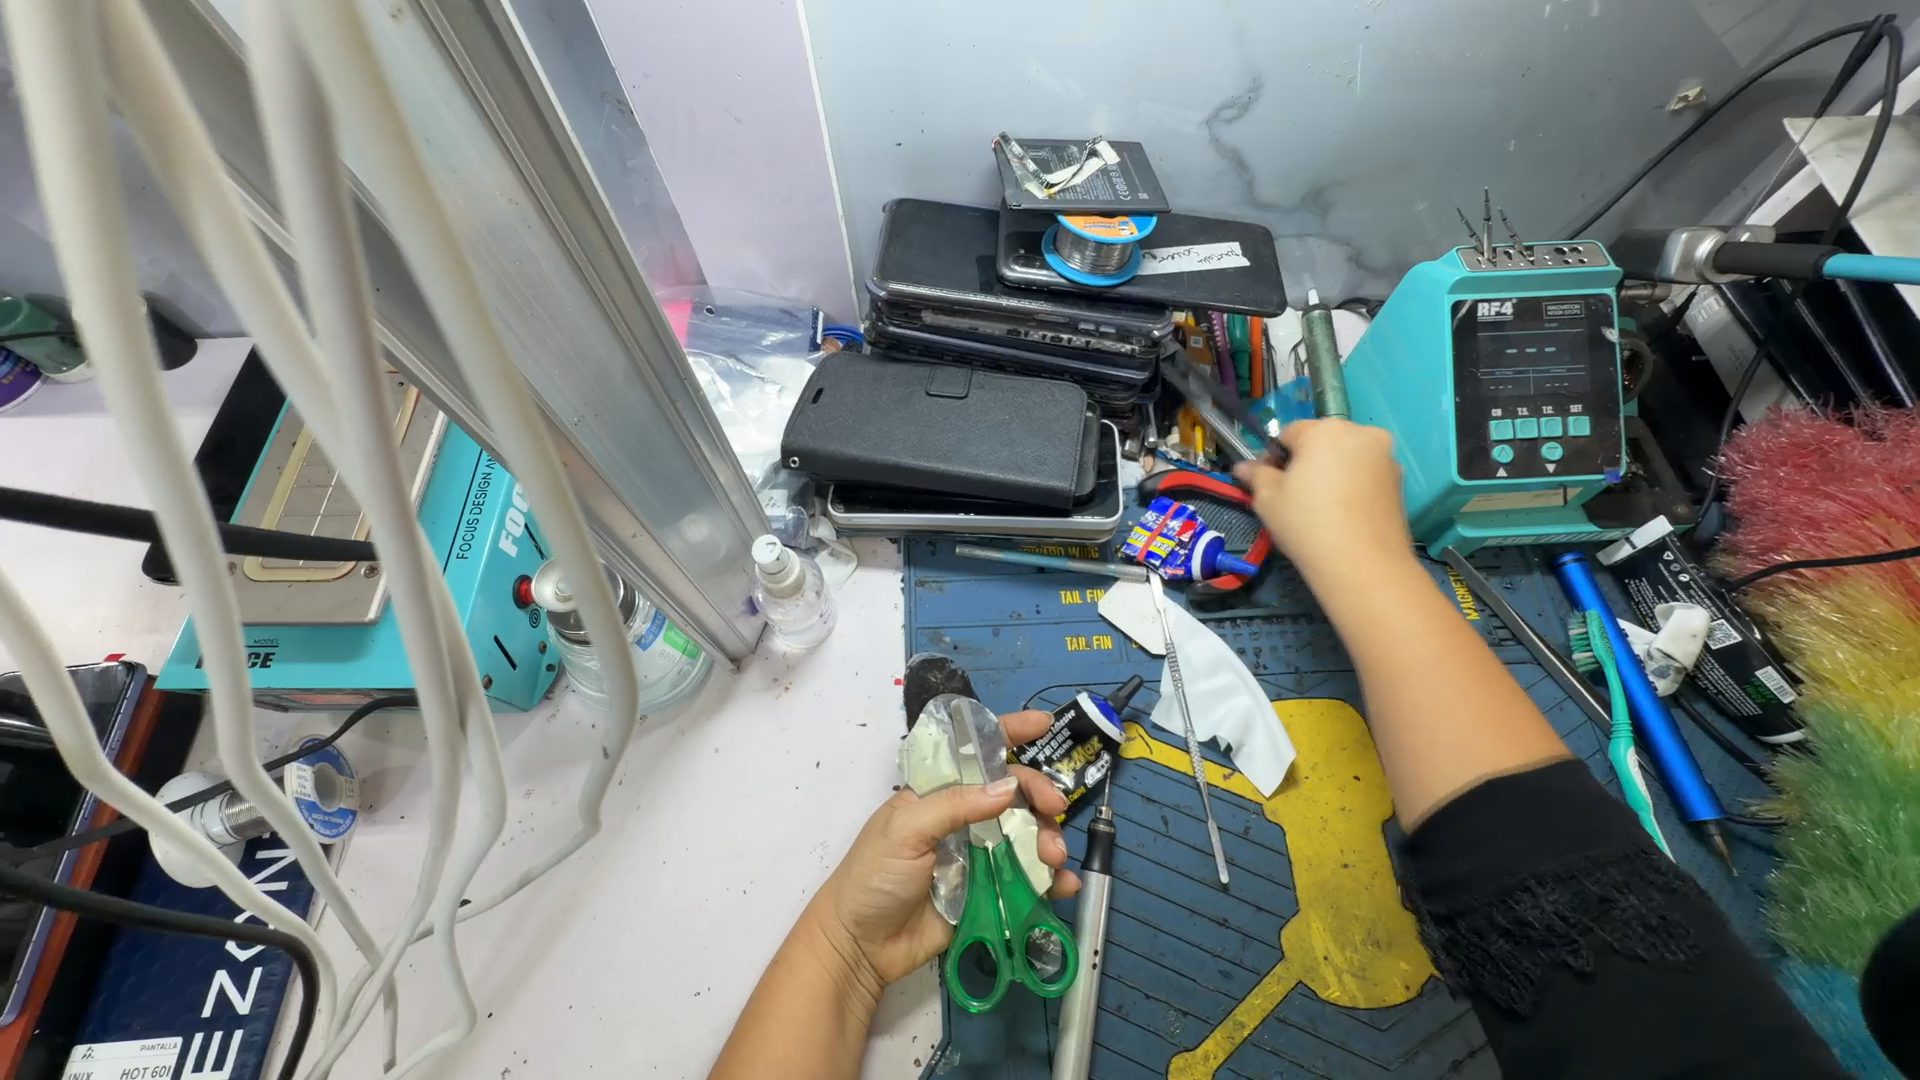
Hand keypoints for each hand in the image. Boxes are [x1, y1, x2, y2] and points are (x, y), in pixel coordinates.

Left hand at [807, 709, 1079, 999]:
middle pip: (1013, 792)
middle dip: (1039, 794)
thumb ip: (955, 805)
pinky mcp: (990, 892)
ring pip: (1026, 834)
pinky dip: (1050, 879)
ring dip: (1048, 837)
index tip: (1044, 724)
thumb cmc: (874, 875)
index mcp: (940, 792)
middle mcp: (964, 817)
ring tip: (1054, 857)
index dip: (1010, 733)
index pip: (977, 753)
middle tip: (1056, 808)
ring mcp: (979, 854)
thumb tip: (1009, 786)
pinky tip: (1064, 884)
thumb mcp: (906, 829)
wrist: (862, 946)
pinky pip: (1028, 879)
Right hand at [1233, 418, 1412, 581]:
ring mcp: (1385, 456)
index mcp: (1324, 430)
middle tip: (1292, 495)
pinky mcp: (1399, 481)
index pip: (1289, 433)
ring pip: (1346, 457)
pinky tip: (1341, 513)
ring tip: (1319, 506)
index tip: (1267, 483)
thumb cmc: (1306, 522)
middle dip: (1305, 462)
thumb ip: (1256, 475)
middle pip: (1322, 441)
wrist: (1361, 562)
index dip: (1273, 457)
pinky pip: (1365, 474)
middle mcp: (1360, 433)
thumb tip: (1243, 467)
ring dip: (1330, 472)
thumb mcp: (1267, 498)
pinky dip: (1351, 485)